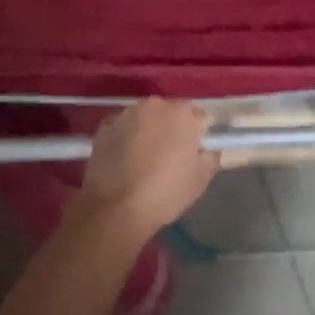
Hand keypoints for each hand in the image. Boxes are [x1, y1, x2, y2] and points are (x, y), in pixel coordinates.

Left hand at [79, 98, 219, 233]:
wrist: (116, 209)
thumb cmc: (166, 193)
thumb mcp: (200, 179)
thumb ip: (210, 157)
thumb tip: (207, 149)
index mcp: (183, 114)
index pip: (197, 117)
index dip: (196, 135)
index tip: (191, 153)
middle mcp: (155, 105)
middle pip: (169, 113)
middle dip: (170, 129)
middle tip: (168, 157)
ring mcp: (126, 114)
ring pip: (144, 119)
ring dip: (147, 131)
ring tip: (142, 160)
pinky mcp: (105, 126)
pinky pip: (123, 129)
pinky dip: (125, 139)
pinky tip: (123, 162)